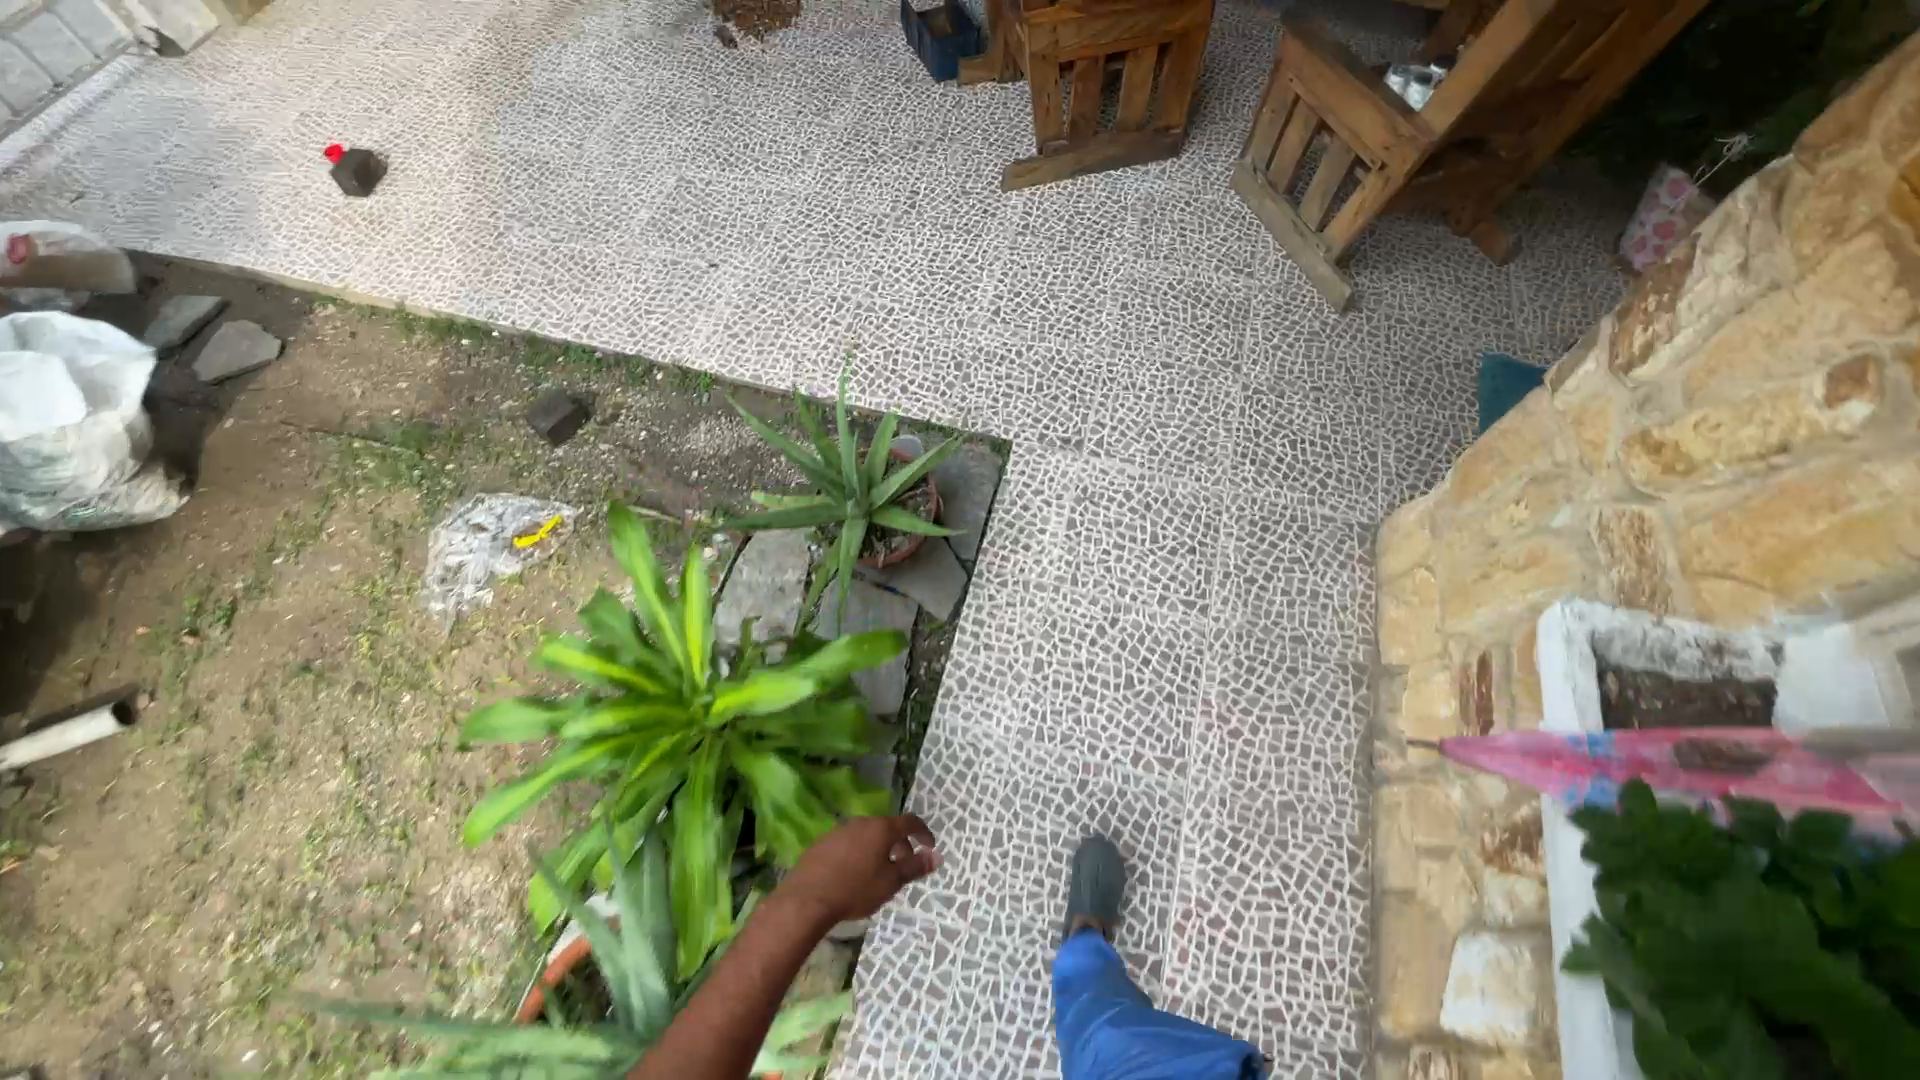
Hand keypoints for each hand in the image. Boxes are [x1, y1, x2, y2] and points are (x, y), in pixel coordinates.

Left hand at [773, 814, 938, 927]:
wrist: (807, 898)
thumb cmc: (855, 889)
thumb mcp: (891, 882)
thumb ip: (915, 867)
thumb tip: (936, 857)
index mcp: (881, 828)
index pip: (910, 822)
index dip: (923, 833)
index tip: (930, 848)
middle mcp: (862, 822)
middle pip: (888, 828)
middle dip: (901, 845)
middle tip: (904, 867)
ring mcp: (840, 830)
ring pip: (868, 835)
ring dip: (879, 849)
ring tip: (879, 873)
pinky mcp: (823, 842)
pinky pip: (849, 843)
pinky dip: (859, 853)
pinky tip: (854, 874)